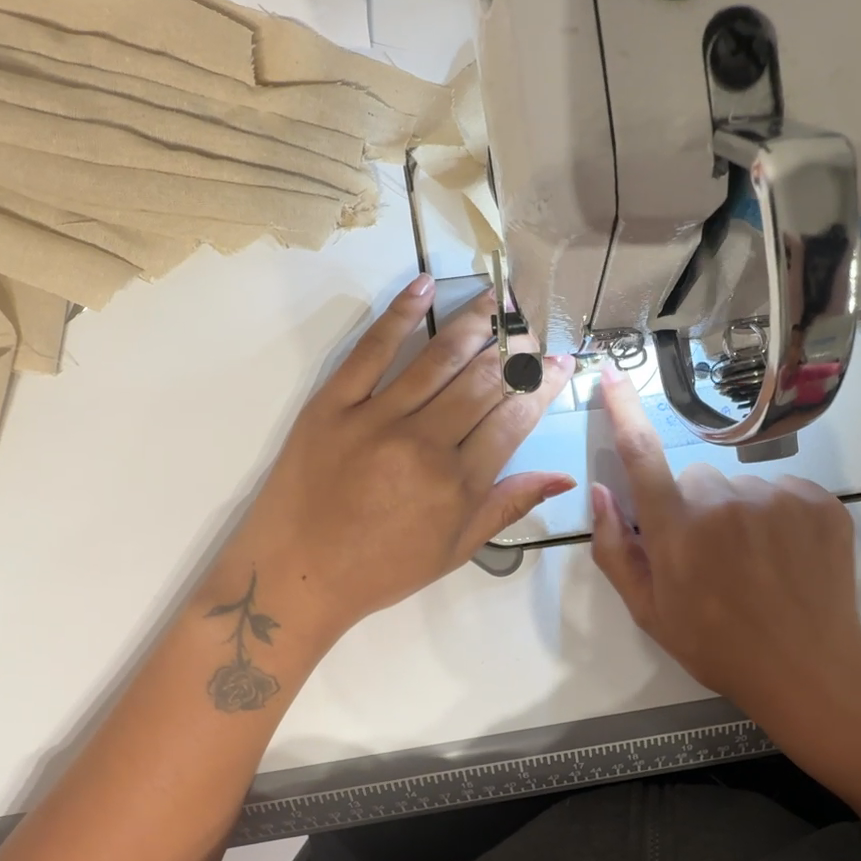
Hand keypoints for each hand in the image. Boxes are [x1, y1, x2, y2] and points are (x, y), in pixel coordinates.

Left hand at [225, 275, 575, 638]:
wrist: (296, 575)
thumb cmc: (382, 570)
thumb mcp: (455, 550)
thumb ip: (508, 506)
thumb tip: (564, 476)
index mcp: (458, 485)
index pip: (513, 419)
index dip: (542, 387)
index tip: (562, 364)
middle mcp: (423, 444)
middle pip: (482, 381)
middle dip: (516, 351)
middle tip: (533, 331)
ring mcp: (375, 418)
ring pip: (437, 358)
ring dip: (473, 323)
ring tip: (498, 301)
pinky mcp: (331, 403)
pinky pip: (371, 351)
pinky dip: (400, 315)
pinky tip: (425, 286)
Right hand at [589, 367, 860, 711]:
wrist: (807, 669)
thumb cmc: (717, 646)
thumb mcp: (649, 612)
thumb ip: (615, 549)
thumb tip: (601, 492)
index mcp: (677, 529)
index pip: (641, 454)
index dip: (622, 410)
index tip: (610, 374)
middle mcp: (726, 500)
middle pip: (696, 480)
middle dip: (693, 509)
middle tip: (711, 559)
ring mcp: (778, 497)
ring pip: (742, 487)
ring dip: (740, 514)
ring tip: (755, 565)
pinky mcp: (819, 501)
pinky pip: (783, 491)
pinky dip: (779, 516)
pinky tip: (785, 557)